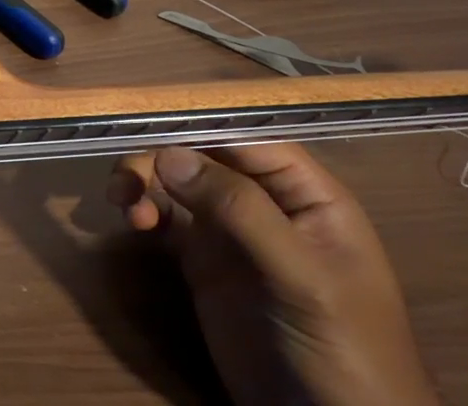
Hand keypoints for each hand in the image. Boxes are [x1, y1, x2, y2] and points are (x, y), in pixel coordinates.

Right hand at [105, 144, 438, 405]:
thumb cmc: (343, 346)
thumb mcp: (302, 277)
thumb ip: (240, 211)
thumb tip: (168, 152)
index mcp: (306, 196)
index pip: (248, 138)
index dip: (197, 124)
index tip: (145, 121)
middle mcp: (265, 204)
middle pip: (201, 155)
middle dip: (159, 157)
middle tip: (127, 181)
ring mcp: (231, 233)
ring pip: (175, 182)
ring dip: (143, 182)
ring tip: (124, 205)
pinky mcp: (201, 262)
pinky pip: (164, 217)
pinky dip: (142, 210)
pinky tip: (134, 224)